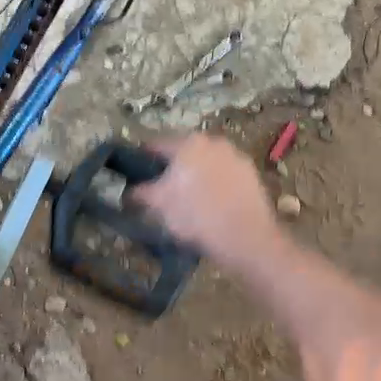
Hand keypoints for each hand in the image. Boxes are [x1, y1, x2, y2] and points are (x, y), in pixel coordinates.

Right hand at [128, 133, 281, 264]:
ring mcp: (237, 158)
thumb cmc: (195, 214)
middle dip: (172, 170)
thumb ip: (139, 193)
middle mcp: (214, 142)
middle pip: (183, 154)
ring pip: (206, 165)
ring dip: (195, 178)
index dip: (142, 161)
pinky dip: (216, 187)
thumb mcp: (158, 205)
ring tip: (189, 204)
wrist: (246, 238)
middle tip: (162, 193)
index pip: (155, 146)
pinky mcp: (252, 176)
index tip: (135, 177)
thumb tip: (128, 191)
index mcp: (188, 143)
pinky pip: (225, 178)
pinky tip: (212, 208)